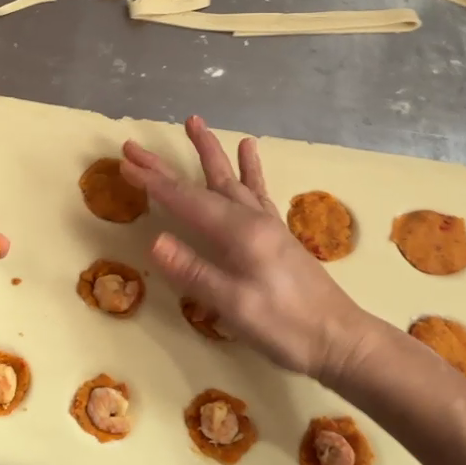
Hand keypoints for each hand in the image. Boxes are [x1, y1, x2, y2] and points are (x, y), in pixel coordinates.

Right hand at [121, 117, 381, 383]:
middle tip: (133, 144)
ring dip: (209, 150)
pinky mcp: (276, 234)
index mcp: (238, 232)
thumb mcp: (235, 305)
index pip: (184, 200)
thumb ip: (195, 272)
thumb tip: (154, 241)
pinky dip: (247, 168)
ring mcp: (266, 224)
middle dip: (164, 164)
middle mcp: (251, 219)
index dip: (151, 182)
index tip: (123, 163)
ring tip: (195, 123)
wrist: (342, 342)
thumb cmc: (286, 327)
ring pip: (229, 178)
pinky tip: (248, 152)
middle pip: (201, 183)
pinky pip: (255, 190)